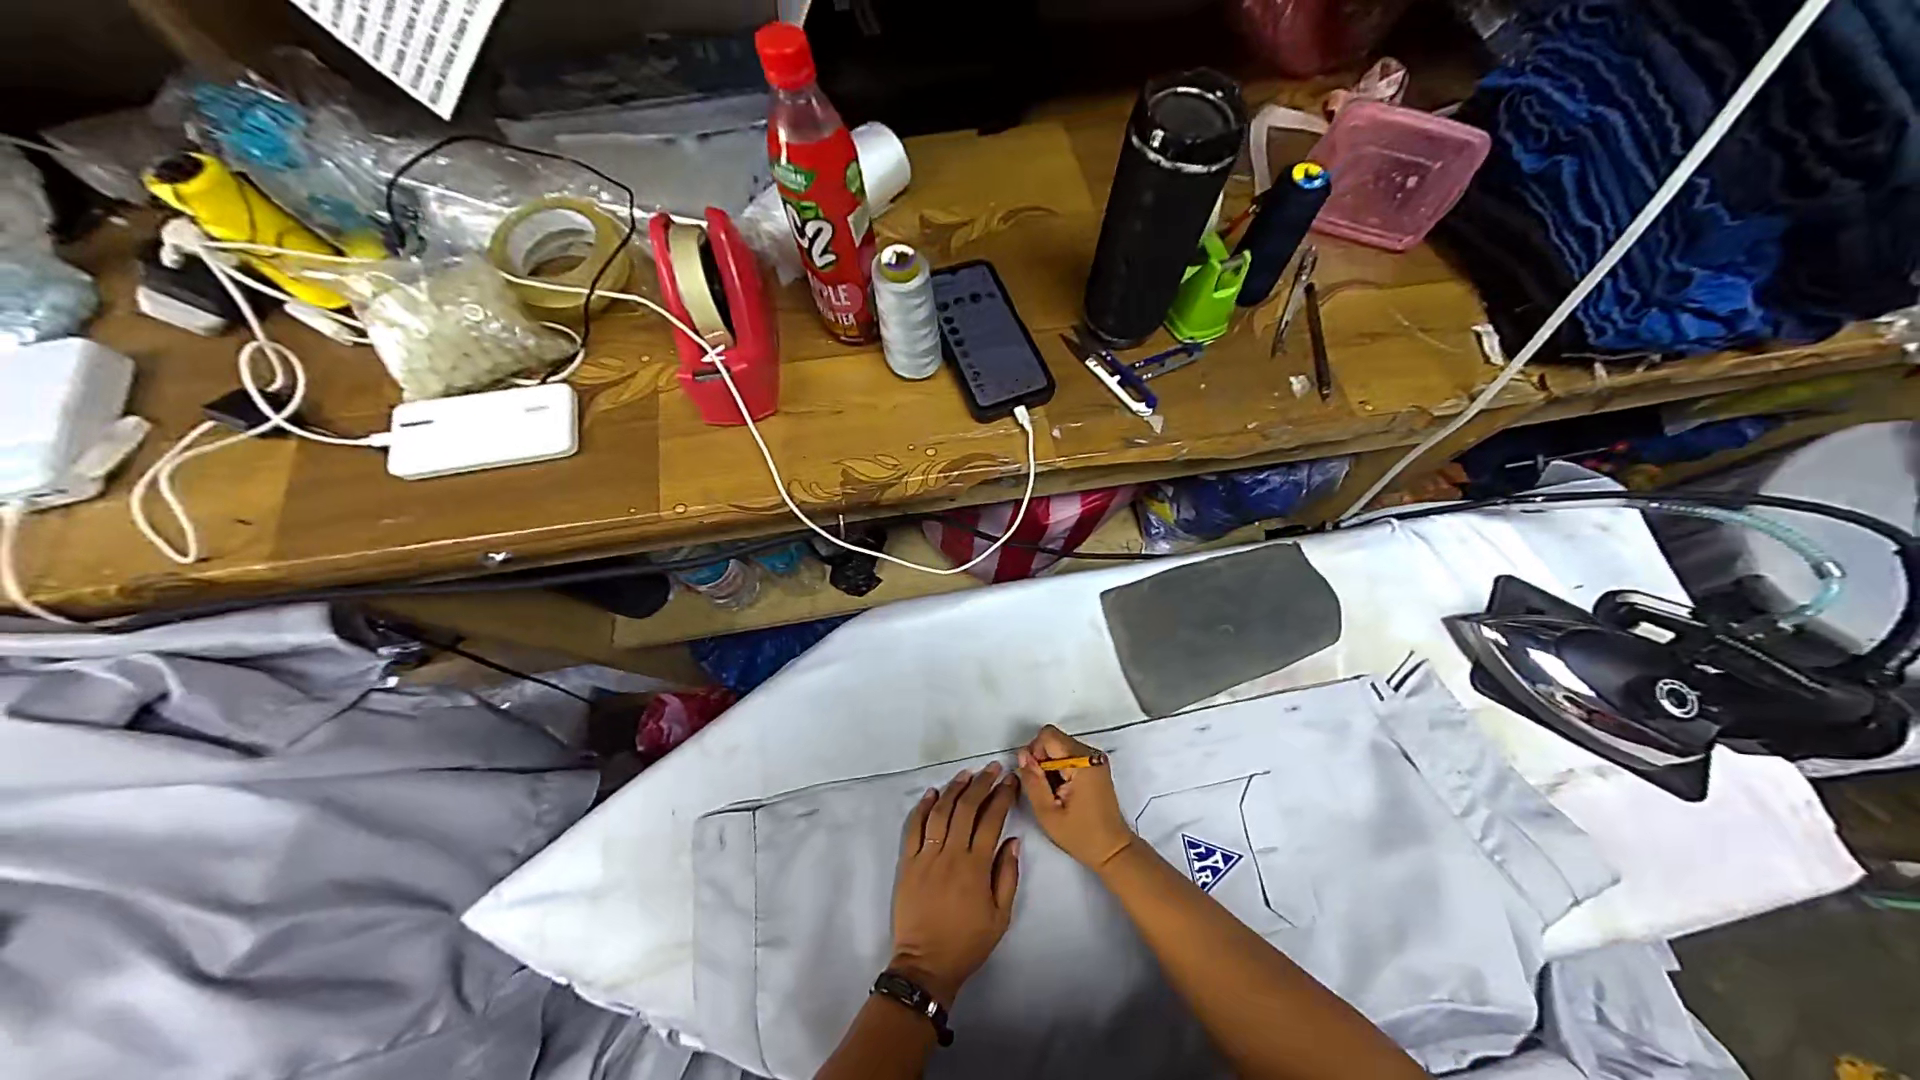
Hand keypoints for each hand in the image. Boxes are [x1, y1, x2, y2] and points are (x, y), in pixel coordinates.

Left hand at [889, 763, 1021, 1007]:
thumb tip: (1012, 839)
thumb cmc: (968, 942)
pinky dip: (922, 808)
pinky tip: (932, 793)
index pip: (991, 819)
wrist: (926, 964)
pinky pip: (914, 828)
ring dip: (954, 789)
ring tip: (967, 774)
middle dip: (982, 784)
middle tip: (992, 769)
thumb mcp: (1000, 916)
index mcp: (976, 866)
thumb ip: (1007, 875)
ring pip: (941, 812)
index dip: (1002, 796)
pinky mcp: (907, 862)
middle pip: (966, 808)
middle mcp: (950, 854)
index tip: (1010, 782)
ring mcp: (926, 856)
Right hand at [1015, 726, 1134, 870]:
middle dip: (1041, 759)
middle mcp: (1091, 754)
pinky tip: (1063, 790)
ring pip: (1059, 746)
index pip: (1047, 736)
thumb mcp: (1047, 813)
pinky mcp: (1096, 765)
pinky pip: (1069, 754)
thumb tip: (1023, 756)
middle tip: (1044, 788)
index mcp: (1082, 763)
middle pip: (1053, 739)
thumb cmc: (1081, 835)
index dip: (1034, 753)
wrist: (1112, 849)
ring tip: (1054, 792)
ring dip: (1050, 764)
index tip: (1035, 778)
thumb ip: (1032, 780)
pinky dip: (1060, 768)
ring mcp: (1096, 758)